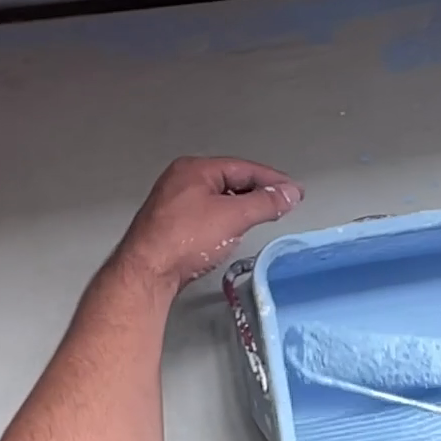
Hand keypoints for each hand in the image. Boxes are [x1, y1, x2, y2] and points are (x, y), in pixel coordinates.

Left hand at [112, 156, 301, 291]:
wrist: (147, 273)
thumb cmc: (182, 241)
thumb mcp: (233, 217)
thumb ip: (265, 203)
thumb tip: (288, 193)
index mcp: (194, 169)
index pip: (244, 168)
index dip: (273, 180)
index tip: (293, 191)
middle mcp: (181, 181)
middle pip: (231, 181)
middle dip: (258, 193)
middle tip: (281, 205)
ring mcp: (174, 203)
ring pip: (218, 199)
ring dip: (242, 208)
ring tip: (261, 218)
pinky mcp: (171, 226)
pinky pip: (207, 215)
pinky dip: (225, 220)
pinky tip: (232, 233)